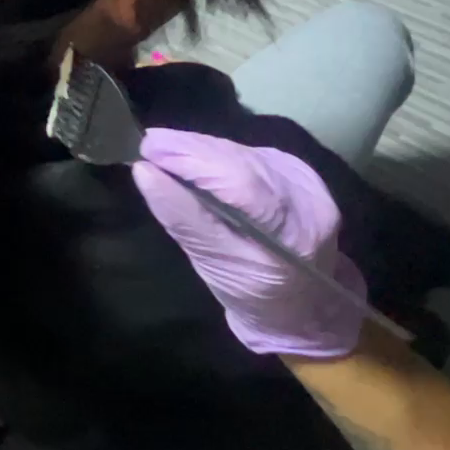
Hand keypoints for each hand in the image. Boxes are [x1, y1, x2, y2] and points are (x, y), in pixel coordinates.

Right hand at [130, 128, 365, 357]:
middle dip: (189, 148)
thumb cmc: (255, 294)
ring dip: (199, 148)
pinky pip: (246, 153)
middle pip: (238, 158)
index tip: (149, 149)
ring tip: (162, 149)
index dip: (191, 158)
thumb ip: (182, 217)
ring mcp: (304, 180)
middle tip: (148, 145)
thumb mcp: (214, 263)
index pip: (238, 179)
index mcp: (292, 227)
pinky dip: (214, 154)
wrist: (303, 304)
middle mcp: (306, 194)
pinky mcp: (296, 172)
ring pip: (241, 151)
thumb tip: (144, 172)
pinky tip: (193, 158)